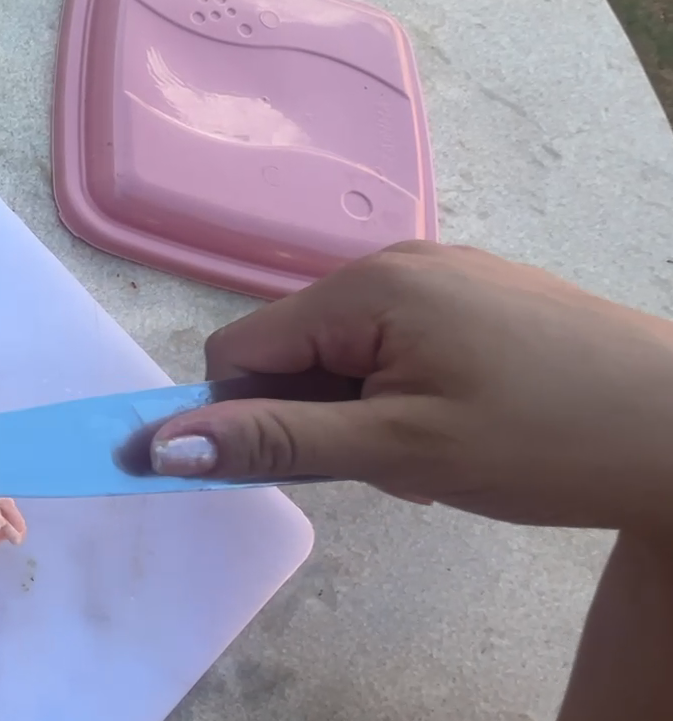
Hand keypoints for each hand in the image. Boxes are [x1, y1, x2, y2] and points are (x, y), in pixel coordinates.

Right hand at [150, 242, 672, 530]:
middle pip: (286, 349)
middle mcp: (391, 263)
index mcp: (364, 286)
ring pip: (332, 351)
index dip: (243, 410)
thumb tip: (161, 446)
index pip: (236, 349)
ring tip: (426, 442)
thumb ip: (271, 442)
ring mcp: (438, 273)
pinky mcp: (472, 293)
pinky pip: (383, 341)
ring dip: (350, 406)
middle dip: (309, 411)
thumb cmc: (558, 443)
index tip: (304, 457)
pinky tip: (451, 416)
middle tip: (383, 458)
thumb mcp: (399, 451)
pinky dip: (389, 388)